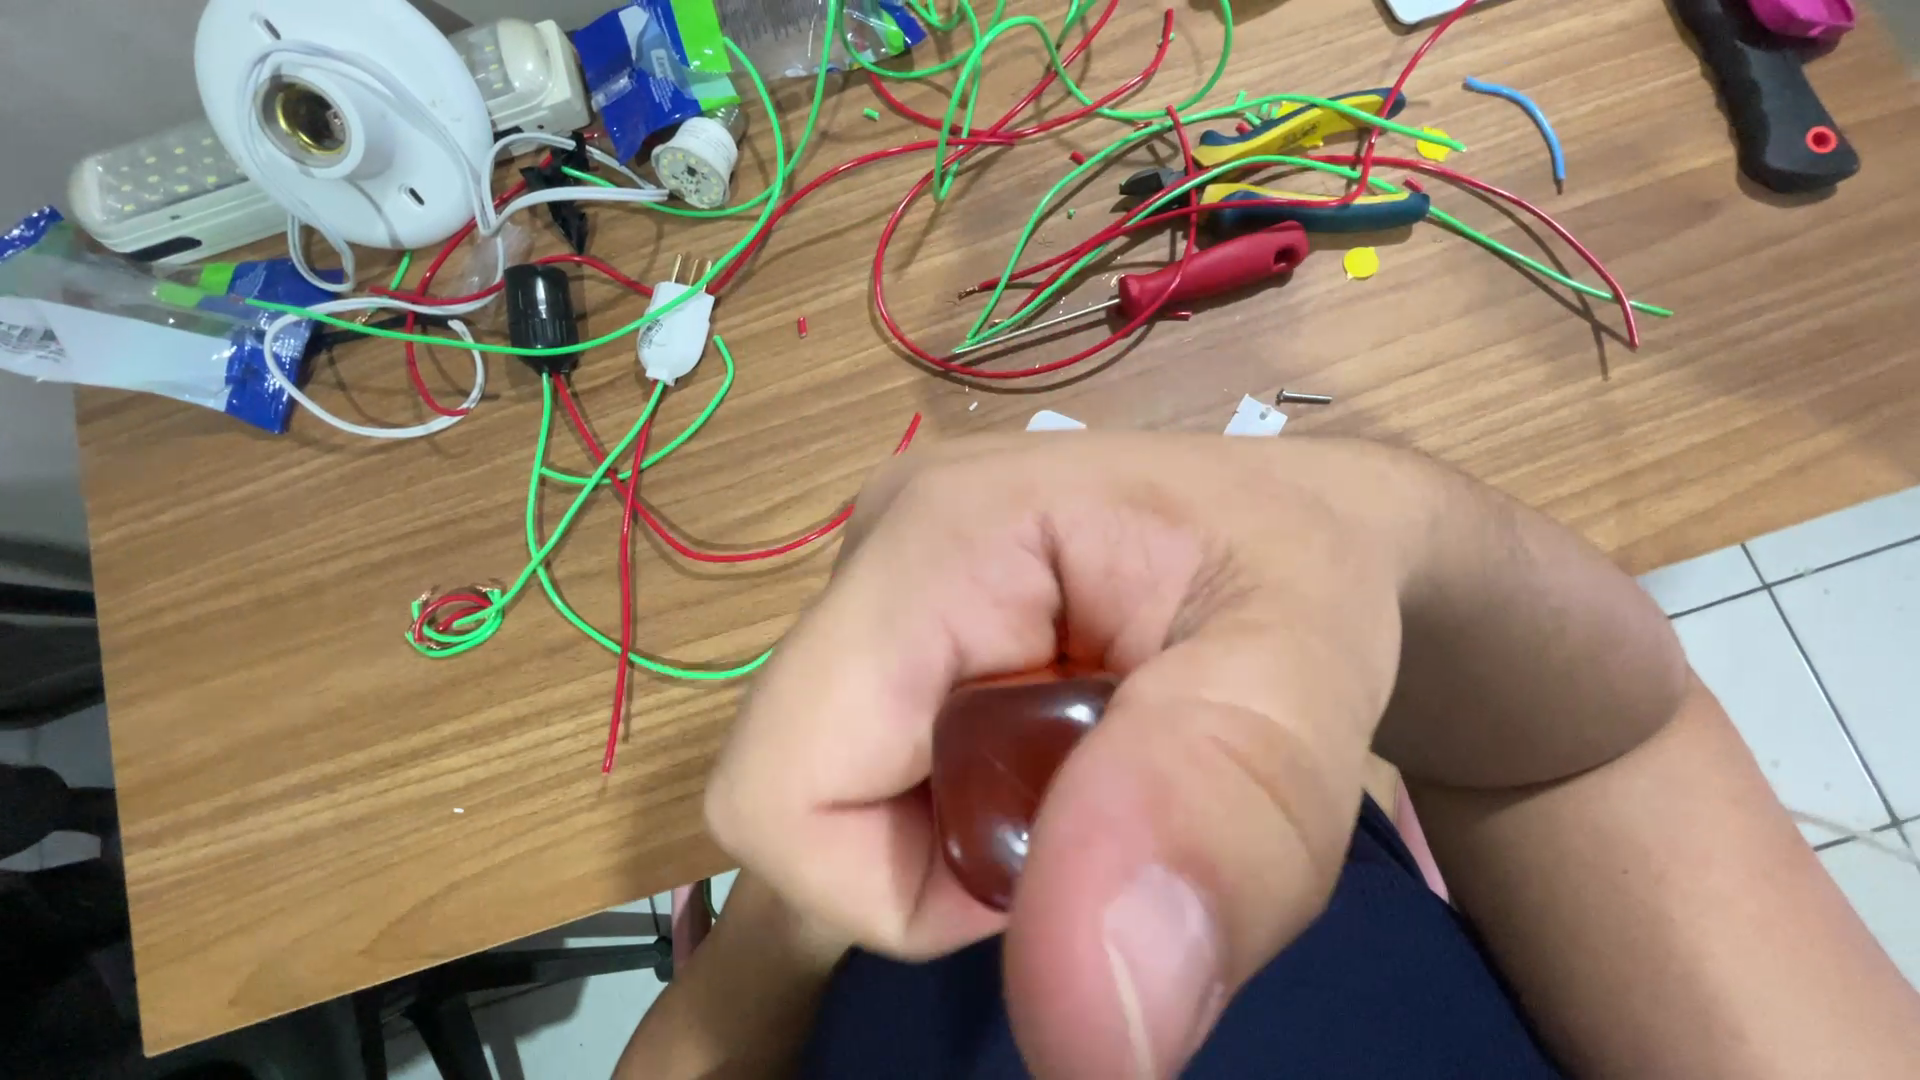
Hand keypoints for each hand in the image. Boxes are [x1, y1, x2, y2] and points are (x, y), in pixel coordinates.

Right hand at [706, 434, 1431, 1078]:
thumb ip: (1227, 805)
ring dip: (973, 829)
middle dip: (962, 851)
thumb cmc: (1302, 566)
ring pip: (848, 790)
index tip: (1068, 848)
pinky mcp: (895, 623)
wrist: (1286, 524)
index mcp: (937, 536)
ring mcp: (874, 585)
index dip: (912, 889)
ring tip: (1093, 756)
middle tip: (1101, 791)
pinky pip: (881, 768)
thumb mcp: (1307, 666)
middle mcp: (870, 551)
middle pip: (815, 795)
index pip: (785, 787)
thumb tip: (1089, 1029)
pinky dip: (969, 802)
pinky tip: (1052, 743)